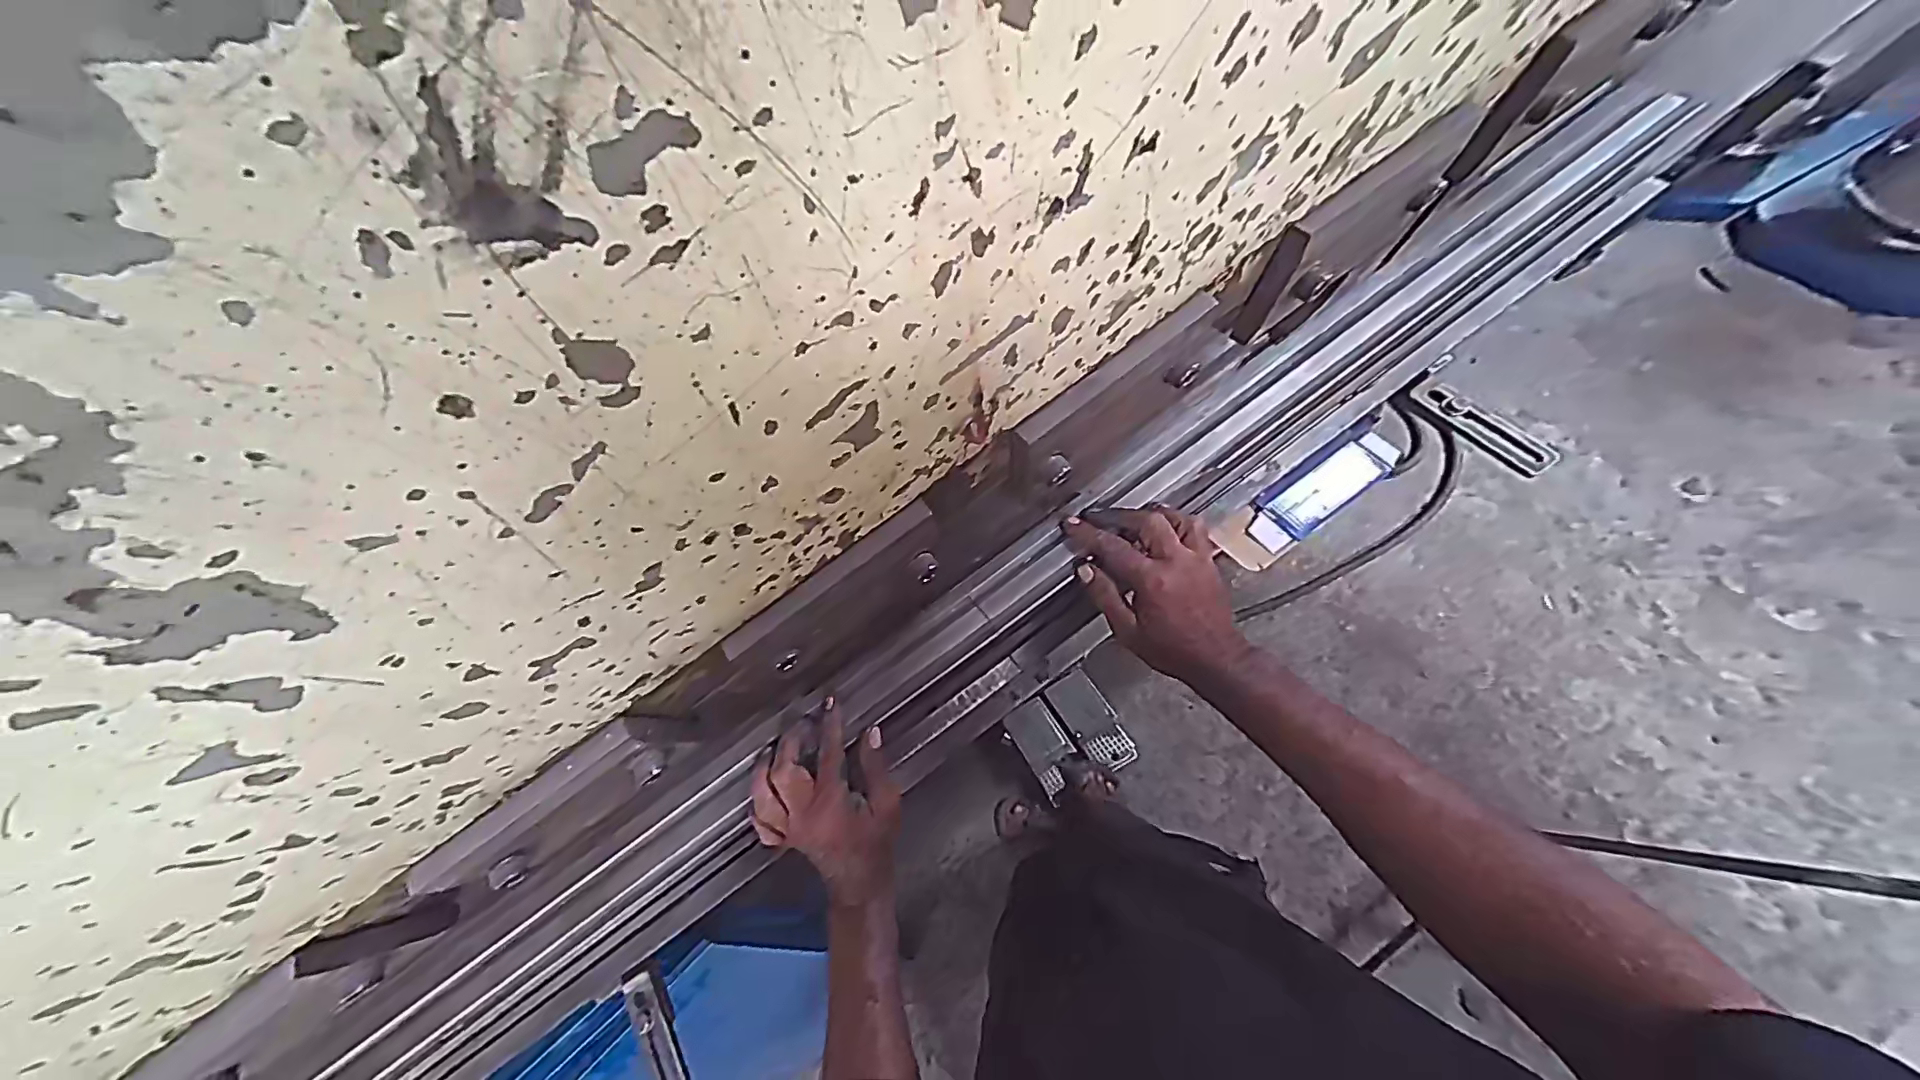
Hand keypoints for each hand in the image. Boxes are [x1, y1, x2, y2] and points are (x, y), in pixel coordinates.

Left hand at [751, 698, 902, 907]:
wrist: (861, 884)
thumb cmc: (877, 843)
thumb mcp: (887, 803)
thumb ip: (875, 767)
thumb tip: (869, 733)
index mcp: (830, 802)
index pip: (828, 753)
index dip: (829, 724)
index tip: (830, 704)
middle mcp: (802, 813)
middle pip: (784, 769)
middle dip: (791, 740)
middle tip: (803, 723)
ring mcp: (787, 828)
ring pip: (762, 793)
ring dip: (764, 766)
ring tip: (774, 748)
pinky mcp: (782, 839)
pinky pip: (759, 819)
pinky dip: (756, 801)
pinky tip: (762, 787)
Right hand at [1062, 506, 1254, 684]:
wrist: (1216, 658)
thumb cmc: (1176, 650)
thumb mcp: (1128, 631)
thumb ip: (1105, 596)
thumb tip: (1086, 572)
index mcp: (1153, 580)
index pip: (1113, 546)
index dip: (1088, 533)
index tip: (1074, 526)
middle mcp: (1177, 563)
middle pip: (1145, 520)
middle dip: (1117, 515)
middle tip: (1099, 518)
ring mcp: (1197, 559)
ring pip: (1174, 517)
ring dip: (1149, 513)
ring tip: (1132, 517)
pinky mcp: (1209, 562)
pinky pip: (1195, 529)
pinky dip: (1177, 522)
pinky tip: (1165, 528)